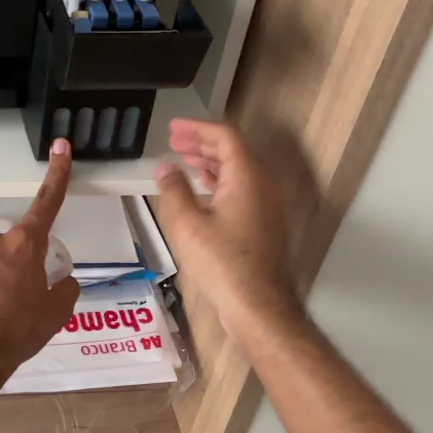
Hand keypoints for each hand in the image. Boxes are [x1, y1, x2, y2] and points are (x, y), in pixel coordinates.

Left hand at [0, 140, 82, 384]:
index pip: (47, 203)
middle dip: (9, 264)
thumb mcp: (55, 313)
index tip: (59, 147)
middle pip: (7, 246)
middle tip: (12, 297)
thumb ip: (64, 288)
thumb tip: (63, 279)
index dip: (57, 175)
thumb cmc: (19, 331)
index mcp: (24, 245)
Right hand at [154, 119, 298, 341]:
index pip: (225, 137)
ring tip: (184, 162)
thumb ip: (175, 190)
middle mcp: (262, 185)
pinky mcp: (263, 224)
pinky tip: (201, 192)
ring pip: (238, 172)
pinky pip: (241, 190)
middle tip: (175, 142)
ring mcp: (266, 206)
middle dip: (203, 143)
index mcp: (246, 177)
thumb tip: (166, 169)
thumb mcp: (187, 224)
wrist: (257, 304)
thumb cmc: (221, 262)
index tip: (173, 128)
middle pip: (234, 151)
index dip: (198, 128)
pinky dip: (219, 182)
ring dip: (211, 163)